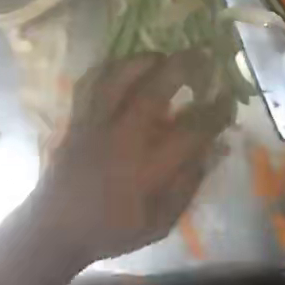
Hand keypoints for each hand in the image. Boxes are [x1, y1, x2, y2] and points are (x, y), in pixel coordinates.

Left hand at [32, 50, 233, 263]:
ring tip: (163, 56)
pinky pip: (92, 82)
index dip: (215, 111)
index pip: (191, 130)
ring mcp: (95, 124)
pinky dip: (110, 68)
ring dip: (145, 60)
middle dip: (183, 68)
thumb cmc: (113, 229)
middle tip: (202, 55)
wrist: (56, 229)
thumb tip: (215, 148)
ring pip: (119, 77)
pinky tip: (124, 66)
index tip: (228, 97)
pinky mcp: (76, 119)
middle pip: (154, 90)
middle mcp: (122, 138)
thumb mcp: (160, 222)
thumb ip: (189, 184)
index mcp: (148, 167)